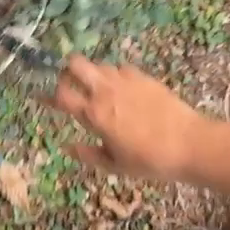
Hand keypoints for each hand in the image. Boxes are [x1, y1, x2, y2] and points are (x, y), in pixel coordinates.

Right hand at [45, 56, 209, 180]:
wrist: (189, 143)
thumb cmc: (150, 160)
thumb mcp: (115, 165)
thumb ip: (88, 155)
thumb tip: (66, 147)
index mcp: (94, 114)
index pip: (61, 95)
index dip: (47, 95)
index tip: (40, 97)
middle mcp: (105, 91)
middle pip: (76, 64)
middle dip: (67, 70)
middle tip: (70, 84)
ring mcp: (125, 80)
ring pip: (99, 64)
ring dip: (93, 74)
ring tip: (98, 89)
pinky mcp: (143, 76)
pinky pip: (121, 68)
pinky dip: (115, 76)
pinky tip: (122, 89)